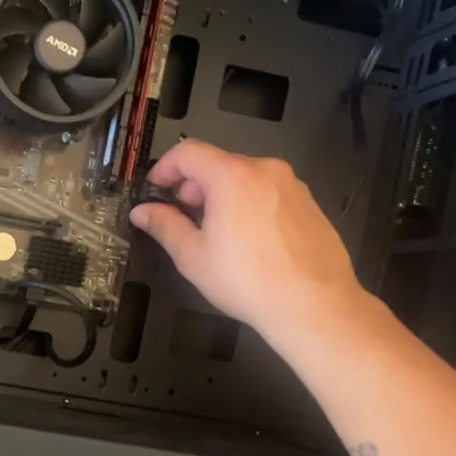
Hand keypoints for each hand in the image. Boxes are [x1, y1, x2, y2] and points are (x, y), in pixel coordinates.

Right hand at [129, 140, 369, 340]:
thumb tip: (142, 211)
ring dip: (221, 196)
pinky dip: (248, 204)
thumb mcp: (192, 256)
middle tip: (183, 220)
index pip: (188, 151)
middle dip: (193, 186)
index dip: (164, 167)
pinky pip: (267, 192)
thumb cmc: (245, 280)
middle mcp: (264, 169)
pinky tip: (247, 242)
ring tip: (216, 235)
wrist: (314, 304)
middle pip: (217, 163)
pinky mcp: (308, 202)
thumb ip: (164, 225)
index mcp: (231, 176)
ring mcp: (292, 184)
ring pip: (244, 178)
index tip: (155, 190)